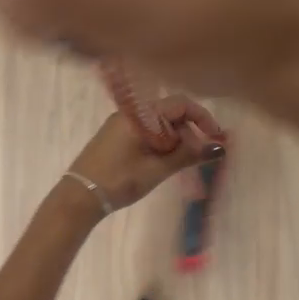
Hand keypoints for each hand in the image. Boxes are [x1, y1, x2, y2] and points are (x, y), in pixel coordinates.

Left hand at [66, 97, 224, 211]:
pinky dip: (159, 144)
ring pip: (158, 124)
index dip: (202, 117)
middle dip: (188, 132)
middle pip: (169, 113)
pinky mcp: (114, 137)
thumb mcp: (157, 169)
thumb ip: (188, 154)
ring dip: (174, 140)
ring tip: (179, 165)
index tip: (215, 138)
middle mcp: (130, 113)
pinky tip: (162, 163)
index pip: (180, 103)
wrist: (80, 196)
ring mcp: (120, 124)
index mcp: (140, 115)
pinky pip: (145, 132)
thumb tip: (218, 146)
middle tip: (197, 158)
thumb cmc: (120, 180)